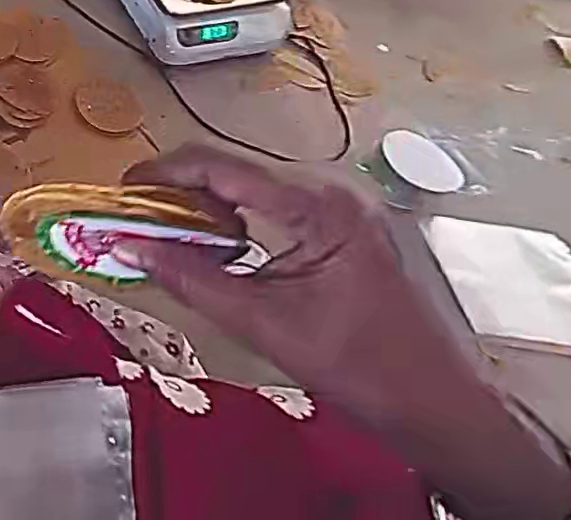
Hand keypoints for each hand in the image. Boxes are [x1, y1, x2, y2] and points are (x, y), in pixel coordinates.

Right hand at [116, 144, 420, 414]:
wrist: (446, 405)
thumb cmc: (363, 369)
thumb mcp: (265, 326)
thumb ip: (190, 279)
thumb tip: (128, 247)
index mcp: (316, 204)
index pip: (220, 165)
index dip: (163, 172)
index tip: (124, 191)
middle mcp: (328, 185)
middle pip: (232, 165)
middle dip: (180, 189)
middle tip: (142, 220)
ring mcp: (338, 195)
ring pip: (248, 179)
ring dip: (206, 202)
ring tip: (175, 235)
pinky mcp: (340, 212)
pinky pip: (271, 196)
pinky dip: (235, 213)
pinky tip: (222, 242)